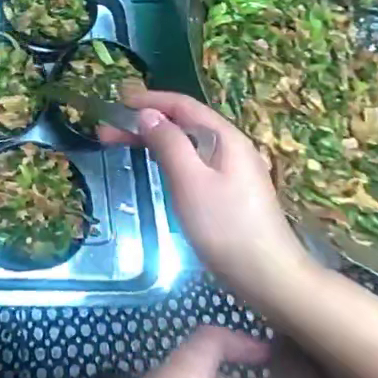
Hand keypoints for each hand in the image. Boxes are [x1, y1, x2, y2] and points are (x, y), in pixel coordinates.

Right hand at [102, 90, 317, 301]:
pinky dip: (167, 156)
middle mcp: (231, 147)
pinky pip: (193, 161)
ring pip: (187, 142)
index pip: (182, 105)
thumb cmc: (225, 226)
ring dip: (152, 139)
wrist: (269, 278)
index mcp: (225, 137)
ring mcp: (233, 170)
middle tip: (107, 130)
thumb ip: (168, 142)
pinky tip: (153, 165)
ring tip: (119, 143)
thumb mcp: (189, 180)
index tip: (116, 101)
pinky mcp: (230, 192)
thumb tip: (147, 114)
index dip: (148, 99)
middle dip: (145, 121)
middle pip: (183, 123)